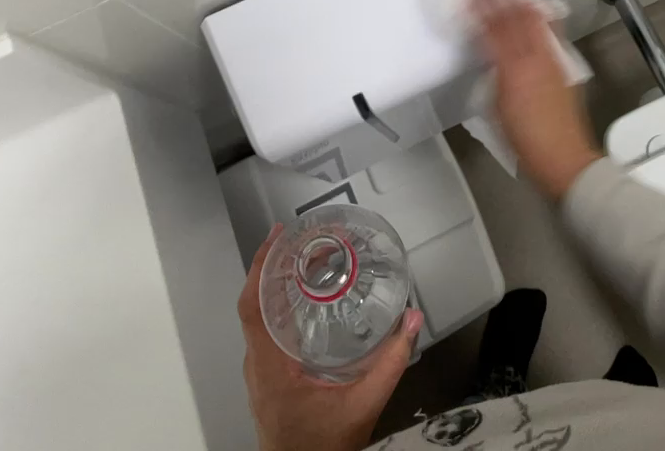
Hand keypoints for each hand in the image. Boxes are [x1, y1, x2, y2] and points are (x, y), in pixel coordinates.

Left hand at [237, 225, 422, 450]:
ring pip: (260, 315)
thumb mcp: (362, 405)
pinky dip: (282, 304)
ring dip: (279, 283)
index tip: (277, 236)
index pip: (252, 305)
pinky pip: (267, 329)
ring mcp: (259, 370)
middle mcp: (257, 362)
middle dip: (277, 264)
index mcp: (269, 365)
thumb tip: (412, 319)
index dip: (261, 266)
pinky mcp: (267, 376)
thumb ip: (390, 363)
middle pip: (255, 302)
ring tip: (309, 258)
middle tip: (308, 239)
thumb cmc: (323, 447)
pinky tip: (307, 296)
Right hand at [468, 0, 604, 199]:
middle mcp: (532, 58)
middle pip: (513, 17)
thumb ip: (493, 76)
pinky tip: (538, 5)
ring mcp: (550, 59)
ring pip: (533, 20)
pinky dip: (541, 14)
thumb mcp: (495, 108)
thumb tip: (490, 58)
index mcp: (511, 69)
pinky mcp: (562, 66)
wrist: (562, 158)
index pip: (491, 29)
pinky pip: (550, 32)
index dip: (479, 8)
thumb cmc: (524, 141)